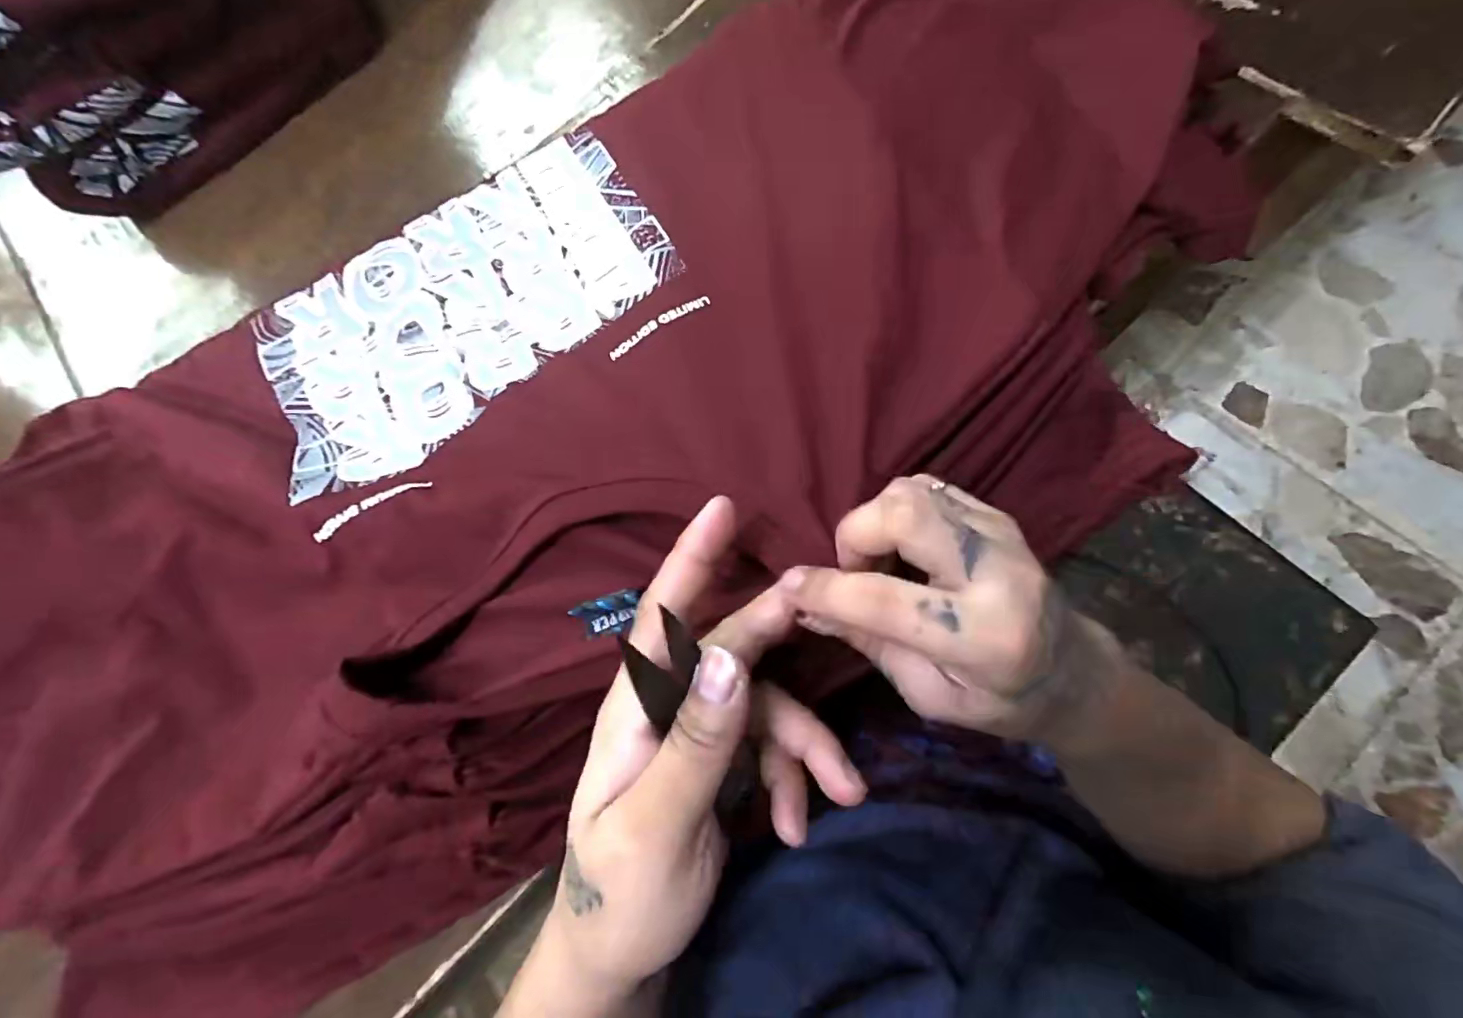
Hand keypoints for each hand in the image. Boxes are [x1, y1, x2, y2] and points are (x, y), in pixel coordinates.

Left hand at [502, 496, 864, 1016]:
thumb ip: (695, 742)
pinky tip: (798, 825)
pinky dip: (793, 779)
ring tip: (841, 796)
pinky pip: (770, 748)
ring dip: (807, 748)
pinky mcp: (720, 761)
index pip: (661, 617)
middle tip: (834, 627)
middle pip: (734, 654)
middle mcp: (666, 705)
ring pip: (766, 707)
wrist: (621, 956)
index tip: (721, 507)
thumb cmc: (621, 892)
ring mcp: (696, 733)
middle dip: (783, 649)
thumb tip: (732, 655)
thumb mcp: (657, 825)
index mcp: (635, 707)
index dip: (690, 558)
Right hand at [780, 475, 1116, 743]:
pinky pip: (926, 488)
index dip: (825, 590)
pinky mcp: (995, 514)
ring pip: (909, 491)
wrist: (1073, 670)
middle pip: (902, 512)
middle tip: (857, 572)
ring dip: (875, 521)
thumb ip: (868, 643)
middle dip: (856, 535)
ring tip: (882, 562)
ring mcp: (1000, 533)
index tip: (788, 587)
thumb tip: (804, 605)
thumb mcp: (928, 694)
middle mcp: (996, 572)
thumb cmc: (1000, 700)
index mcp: (984, 637)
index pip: (885, 600)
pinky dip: (897, 511)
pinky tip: (905, 549)